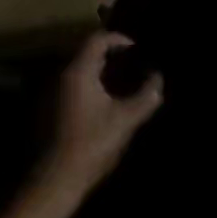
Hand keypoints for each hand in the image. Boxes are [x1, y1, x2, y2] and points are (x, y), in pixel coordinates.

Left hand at [37, 31, 163, 198]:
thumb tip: (158, 79)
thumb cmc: (93, 143)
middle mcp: (65, 77)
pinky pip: (81, 84)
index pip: (98, 40)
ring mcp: (58, 93)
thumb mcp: (127, 118)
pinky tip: (115, 99)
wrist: (59, 178)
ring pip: (85, 69)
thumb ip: (146, 95)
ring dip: (107, 70)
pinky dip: (98, 83)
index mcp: (79, 73)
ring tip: (132, 79)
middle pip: (90, 52)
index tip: (140, 48)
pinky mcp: (58, 108)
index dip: (120, 39)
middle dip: (115, 54)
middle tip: (140, 62)